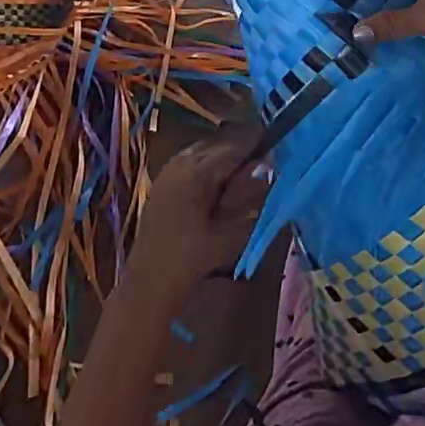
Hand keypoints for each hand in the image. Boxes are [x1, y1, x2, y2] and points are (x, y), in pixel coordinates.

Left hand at [128, 135, 272, 303]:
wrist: (150, 282)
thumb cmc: (191, 260)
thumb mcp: (229, 233)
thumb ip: (248, 197)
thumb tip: (266, 171)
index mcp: (195, 174)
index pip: (232, 148)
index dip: (254, 145)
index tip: (273, 144)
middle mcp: (179, 165)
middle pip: (215, 146)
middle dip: (239, 150)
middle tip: (262, 160)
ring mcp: (167, 172)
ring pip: (201, 152)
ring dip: (222, 157)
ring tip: (242, 170)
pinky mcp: (161, 183)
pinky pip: (188, 163)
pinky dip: (206, 166)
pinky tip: (218, 182)